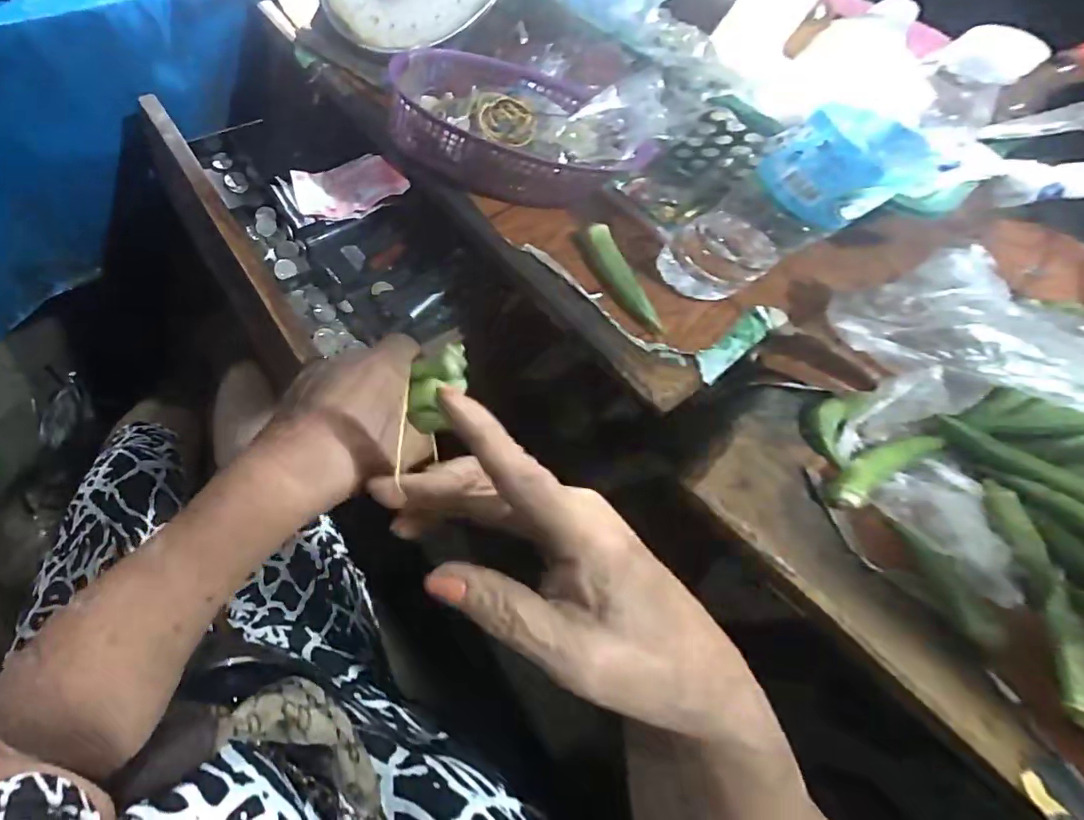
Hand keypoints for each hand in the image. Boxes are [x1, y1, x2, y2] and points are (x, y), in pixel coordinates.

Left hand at [250, 334, 432, 505]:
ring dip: (354, 390)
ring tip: (356, 424)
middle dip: (384, 379)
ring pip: (345, 373)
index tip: (421, 386)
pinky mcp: (294, 384)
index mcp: (383, 362)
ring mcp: (317, 367)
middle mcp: (348, 355)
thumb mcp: (412, 449)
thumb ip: (425, 426)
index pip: (406, 344)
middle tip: (390, 410)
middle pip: (374, 359)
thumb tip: (426, 419)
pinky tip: (329, 428)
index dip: (416, 362)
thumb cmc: (363, 451)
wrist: (298, 462)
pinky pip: (322, 386)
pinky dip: (329, 400)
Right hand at [366, 388, 782, 749]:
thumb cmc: (646, 671)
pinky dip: (459, 511)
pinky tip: (429, 525)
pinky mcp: (561, 527)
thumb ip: (503, 612)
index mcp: (580, 528)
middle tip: (378, 495)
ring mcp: (566, 513)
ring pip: (488, 489)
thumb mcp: (573, 656)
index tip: (445, 393)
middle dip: (431, 484)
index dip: (482, 431)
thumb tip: (433, 577)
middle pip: (487, 479)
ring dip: (440, 497)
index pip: (520, 470)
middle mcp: (571, 506)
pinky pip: (498, 506)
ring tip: (395, 514)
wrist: (705, 689)